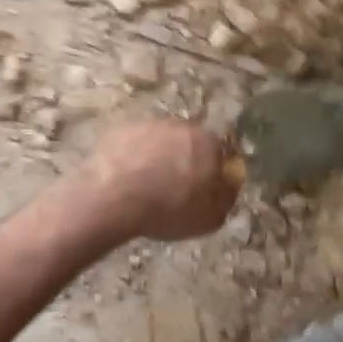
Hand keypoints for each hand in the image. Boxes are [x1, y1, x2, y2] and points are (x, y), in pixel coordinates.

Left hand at [75, 119, 238, 242]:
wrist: (115, 199)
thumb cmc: (168, 210)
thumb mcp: (211, 217)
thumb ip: (226, 195)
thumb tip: (228, 182)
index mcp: (207, 143)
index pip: (219, 152)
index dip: (210, 170)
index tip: (200, 188)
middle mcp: (179, 126)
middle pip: (187, 142)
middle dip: (183, 159)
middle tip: (172, 186)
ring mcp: (147, 124)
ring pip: (158, 140)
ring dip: (156, 156)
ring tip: (145, 183)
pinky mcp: (120, 129)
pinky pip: (133, 143)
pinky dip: (132, 156)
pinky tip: (125, 177)